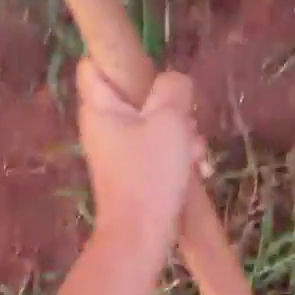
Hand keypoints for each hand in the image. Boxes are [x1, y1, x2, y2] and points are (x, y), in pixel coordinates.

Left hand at [76, 60, 202, 252]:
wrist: (140, 236)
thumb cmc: (149, 175)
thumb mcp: (169, 120)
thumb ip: (173, 88)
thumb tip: (173, 84)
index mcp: (99, 106)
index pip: (95, 62)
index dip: (123, 58)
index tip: (154, 72)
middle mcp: (103, 125)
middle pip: (138, 94)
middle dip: (171, 105)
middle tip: (185, 123)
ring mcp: (118, 150)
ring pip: (155, 123)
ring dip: (182, 134)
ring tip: (196, 154)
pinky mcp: (133, 172)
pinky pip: (158, 150)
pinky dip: (178, 156)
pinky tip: (199, 170)